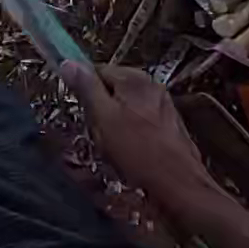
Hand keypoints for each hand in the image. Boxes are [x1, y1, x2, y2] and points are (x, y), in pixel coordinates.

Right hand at [60, 62, 225, 219]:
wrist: (180, 185)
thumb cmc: (138, 151)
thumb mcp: (104, 119)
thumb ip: (87, 89)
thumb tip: (68, 62)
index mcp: (134, 77)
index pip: (98, 71)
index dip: (87, 93)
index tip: (87, 116)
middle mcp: (151, 82)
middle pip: (113, 88)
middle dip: (102, 109)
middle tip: (101, 134)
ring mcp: (163, 101)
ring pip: (126, 106)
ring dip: (116, 123)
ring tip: (117, 147)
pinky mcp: (169, 121)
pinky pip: (141, 119)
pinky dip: (133, 132)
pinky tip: (134, 152)